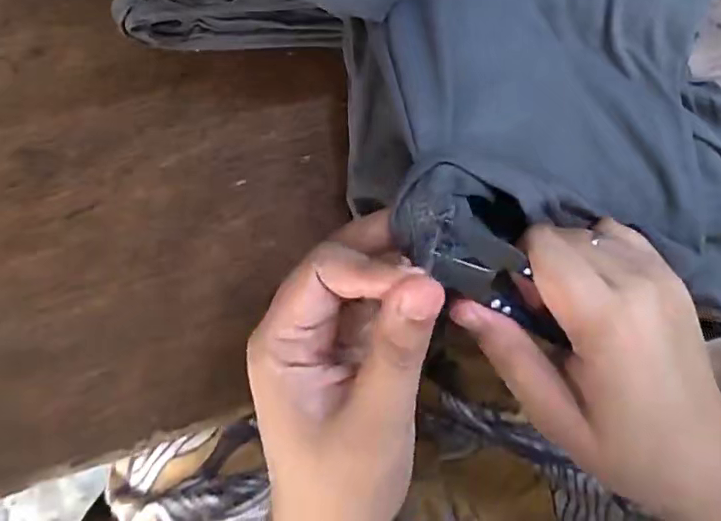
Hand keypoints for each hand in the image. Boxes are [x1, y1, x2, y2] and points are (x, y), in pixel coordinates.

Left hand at [248, 211, 446, 520]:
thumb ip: (398, 349)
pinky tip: (430, 284)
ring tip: (439, 255)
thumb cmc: (346, 485)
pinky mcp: (346, 341)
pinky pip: (372, 298)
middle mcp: (295, 323)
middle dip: (382, 247)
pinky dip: (401, 288)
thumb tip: (428, 280)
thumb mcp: (376, 420)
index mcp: (280, 338)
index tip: (421, 277)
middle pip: (335, 261)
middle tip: (435, 236)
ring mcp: (320, 330)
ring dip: (394, 262)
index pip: (322, 271)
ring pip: (355, 273)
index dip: (369, 266)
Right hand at [450, 219, 720, 520]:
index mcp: (605, 317)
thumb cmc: (622, 445)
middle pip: (563, 233)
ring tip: (576, 301)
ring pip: (587, 230)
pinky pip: (617, 233)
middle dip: (542, 261)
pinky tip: (602, 286)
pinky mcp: (670, 269)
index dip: (520, 261)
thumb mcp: (555, 414)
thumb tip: (460, 304)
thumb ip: (509, 352)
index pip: (543, 242)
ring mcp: (658, 270)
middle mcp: (635, 279)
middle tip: (546, 311)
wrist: (703, 455)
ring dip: (570, 254)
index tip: (521, 300)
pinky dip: (598, 248)